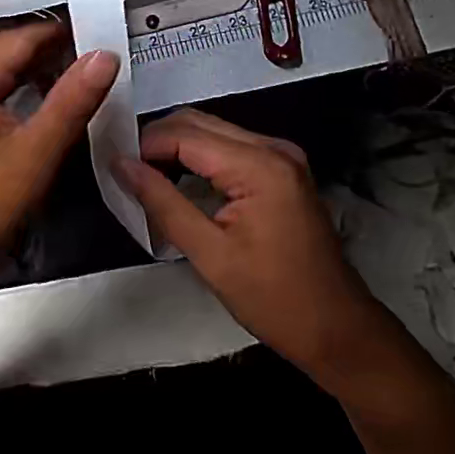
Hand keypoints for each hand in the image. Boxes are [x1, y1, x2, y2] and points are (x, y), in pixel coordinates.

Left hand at [0, 21, 118, 292]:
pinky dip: (22, 91)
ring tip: (82, 84)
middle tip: (101, 64)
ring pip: (3, 69)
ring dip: (41, 74)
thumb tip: (103, 56)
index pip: (23, 37)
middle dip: (55, 54)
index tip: (105, 36)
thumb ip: (72, 100)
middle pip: (11, 50)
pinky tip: (49, 105)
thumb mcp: (35, 153)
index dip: (66, 35)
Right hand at [113, 109, 373, 387]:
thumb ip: (162, 202)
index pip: (185, 135)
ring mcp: (281, 155)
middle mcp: (272, 147)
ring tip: (144, 175)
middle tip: (125, 169)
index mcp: (259, 165)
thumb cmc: (275, 300)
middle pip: (198, 122)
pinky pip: (228, 145)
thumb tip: (119, 164)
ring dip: (175, 147)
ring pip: (212, 130)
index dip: (144, 145)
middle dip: (156, 141)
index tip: (114, 166)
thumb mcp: (210, 255)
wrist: (340, 331)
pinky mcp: (282, 167)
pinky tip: (178, 178)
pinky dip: (198, 156)